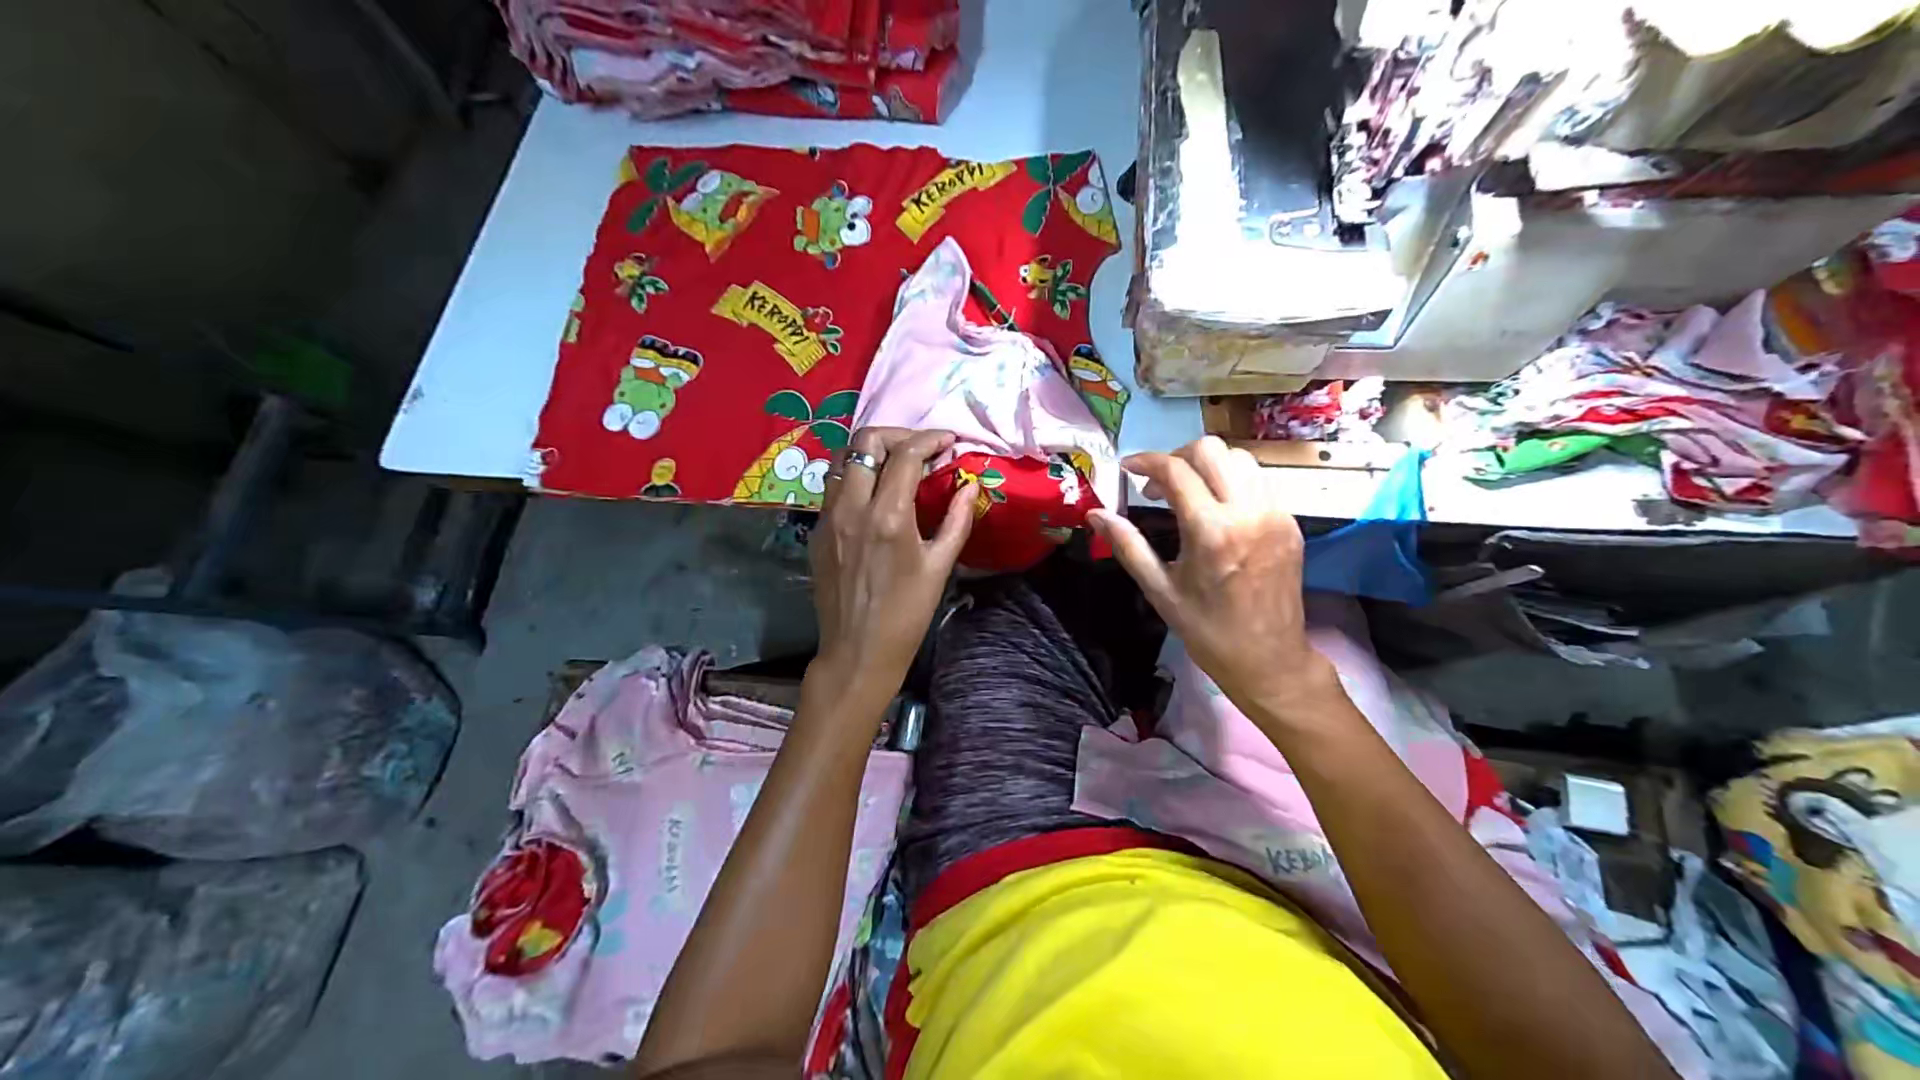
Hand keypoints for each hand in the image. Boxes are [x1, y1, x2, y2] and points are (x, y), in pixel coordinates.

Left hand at [808, 427, 974, 709]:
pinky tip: (874, 495)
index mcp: (887, 516)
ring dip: (871, 453)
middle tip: (921, 450)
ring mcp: (828, 518)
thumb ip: (957, 519)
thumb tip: (970, 485)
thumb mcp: (940, 566)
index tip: (948, 441)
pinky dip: (855, 477)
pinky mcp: (817, 531)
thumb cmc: (907, 614)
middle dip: (897, 435)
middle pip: (866, 442)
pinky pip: (833, 487)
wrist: (857, 651)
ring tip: (895, 466)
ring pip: (843, 460)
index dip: (930, 439)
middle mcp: (852, 507)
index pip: (906, 454)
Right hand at [1088, 436, 1341, 733]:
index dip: (1145, 461)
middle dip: (1177, 456)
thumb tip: (1095, 514)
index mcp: (1211, 532)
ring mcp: (1275, 514)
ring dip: (1207, 466)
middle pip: (1211, 449)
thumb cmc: (1207, 631)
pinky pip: (1258, 482)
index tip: (1127, 469)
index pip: (1176, 470)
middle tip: (1159, 484)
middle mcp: (1248, 513)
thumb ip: (1127, 545)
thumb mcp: (1159, 590)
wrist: (1269, 659)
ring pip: (1239, 458)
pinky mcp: (1290, 522)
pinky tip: (1216, 510)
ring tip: (1188, 494)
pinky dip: (1231, 482)